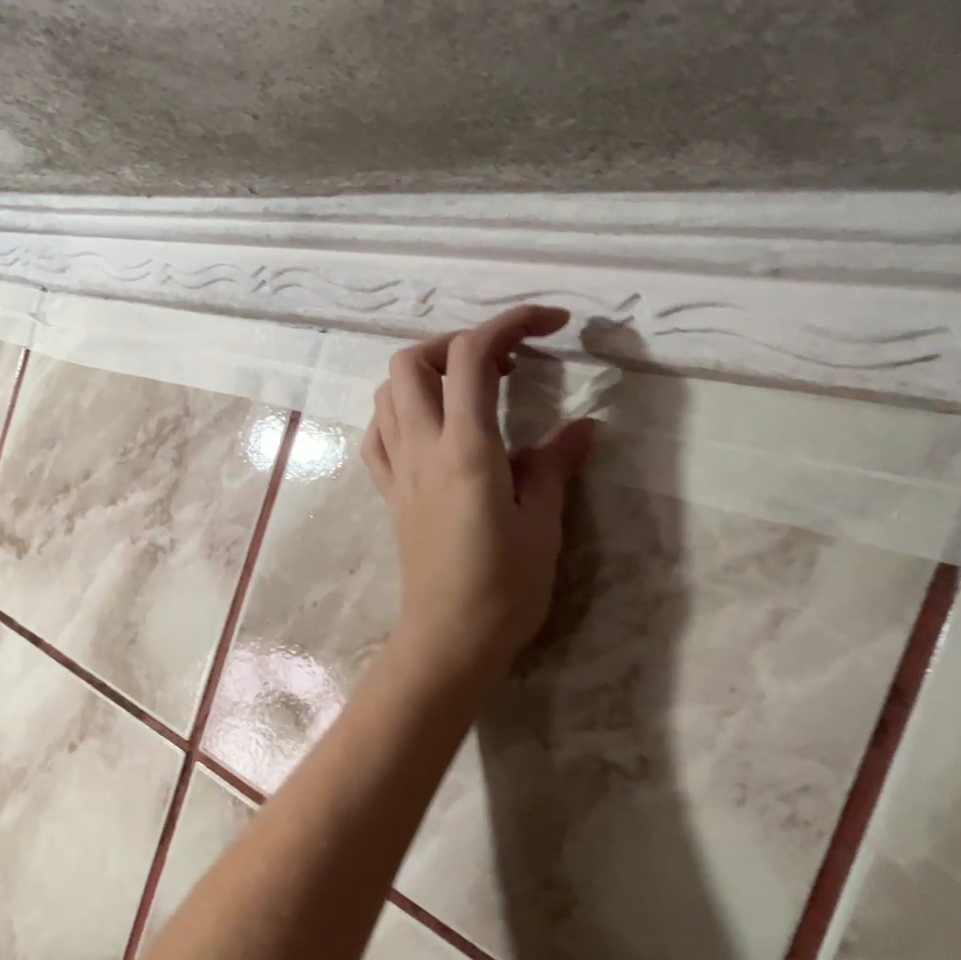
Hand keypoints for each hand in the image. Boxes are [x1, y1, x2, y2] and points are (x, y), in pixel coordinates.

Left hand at [362, 306, 595, 684]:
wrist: (448, 637)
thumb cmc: (504, 587)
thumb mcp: (543, 523)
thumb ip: (555, 466)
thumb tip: (582, 425)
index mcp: (464, 449)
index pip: (472, 357)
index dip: (510, 323)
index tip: (553, 323)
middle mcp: (420, 448)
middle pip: (411, 362)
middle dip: (456, 343)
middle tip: (505, 364)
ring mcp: (396, 469)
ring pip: (387, 393)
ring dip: (425, 374)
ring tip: (472, 391)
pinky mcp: (388, 491)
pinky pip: (377, 433)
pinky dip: (400, 411)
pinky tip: (433, 427)